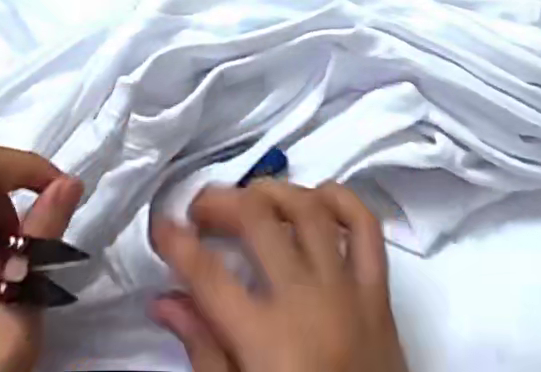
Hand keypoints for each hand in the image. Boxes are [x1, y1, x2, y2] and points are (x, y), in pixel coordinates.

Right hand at [151, 181, 407, 371]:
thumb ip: (204, 349)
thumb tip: (163, 301)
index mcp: (269, 341)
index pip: (207, 273)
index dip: (174, 241)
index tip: (159, 227)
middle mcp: (309, 304)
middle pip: (257, 220)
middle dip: (217, 202)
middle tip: (199, 214)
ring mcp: (349, 294)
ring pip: (307, 209)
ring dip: (270, 193)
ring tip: (248, 201)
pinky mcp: (381, 298)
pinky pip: (367, 229)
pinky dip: (341, 200)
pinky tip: (313, 198)